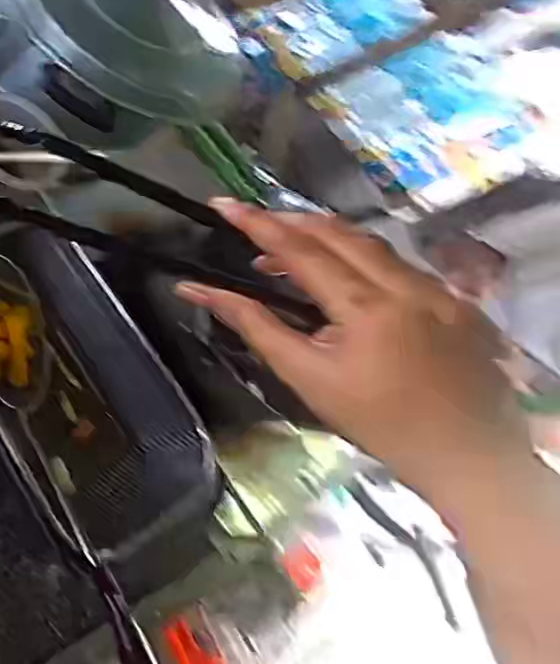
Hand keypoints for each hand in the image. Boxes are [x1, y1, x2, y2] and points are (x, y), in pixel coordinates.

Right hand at [177, 200, 525, 501]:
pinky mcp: (462, 310)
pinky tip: (336, 275)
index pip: (301, 250)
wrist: (471, 459)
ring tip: (280, 250)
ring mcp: (446, 299)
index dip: (257, 223)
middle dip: (291, 220)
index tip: (222, 204)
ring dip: (323, 239)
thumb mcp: (300, 370)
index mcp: (370, 307)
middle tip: (249, 217)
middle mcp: (414, 291)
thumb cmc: (375, 417)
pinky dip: (357, 258)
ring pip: (376, 247)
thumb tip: (192, 289)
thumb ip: (249, 321)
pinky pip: (401, 267)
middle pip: (343, 235)